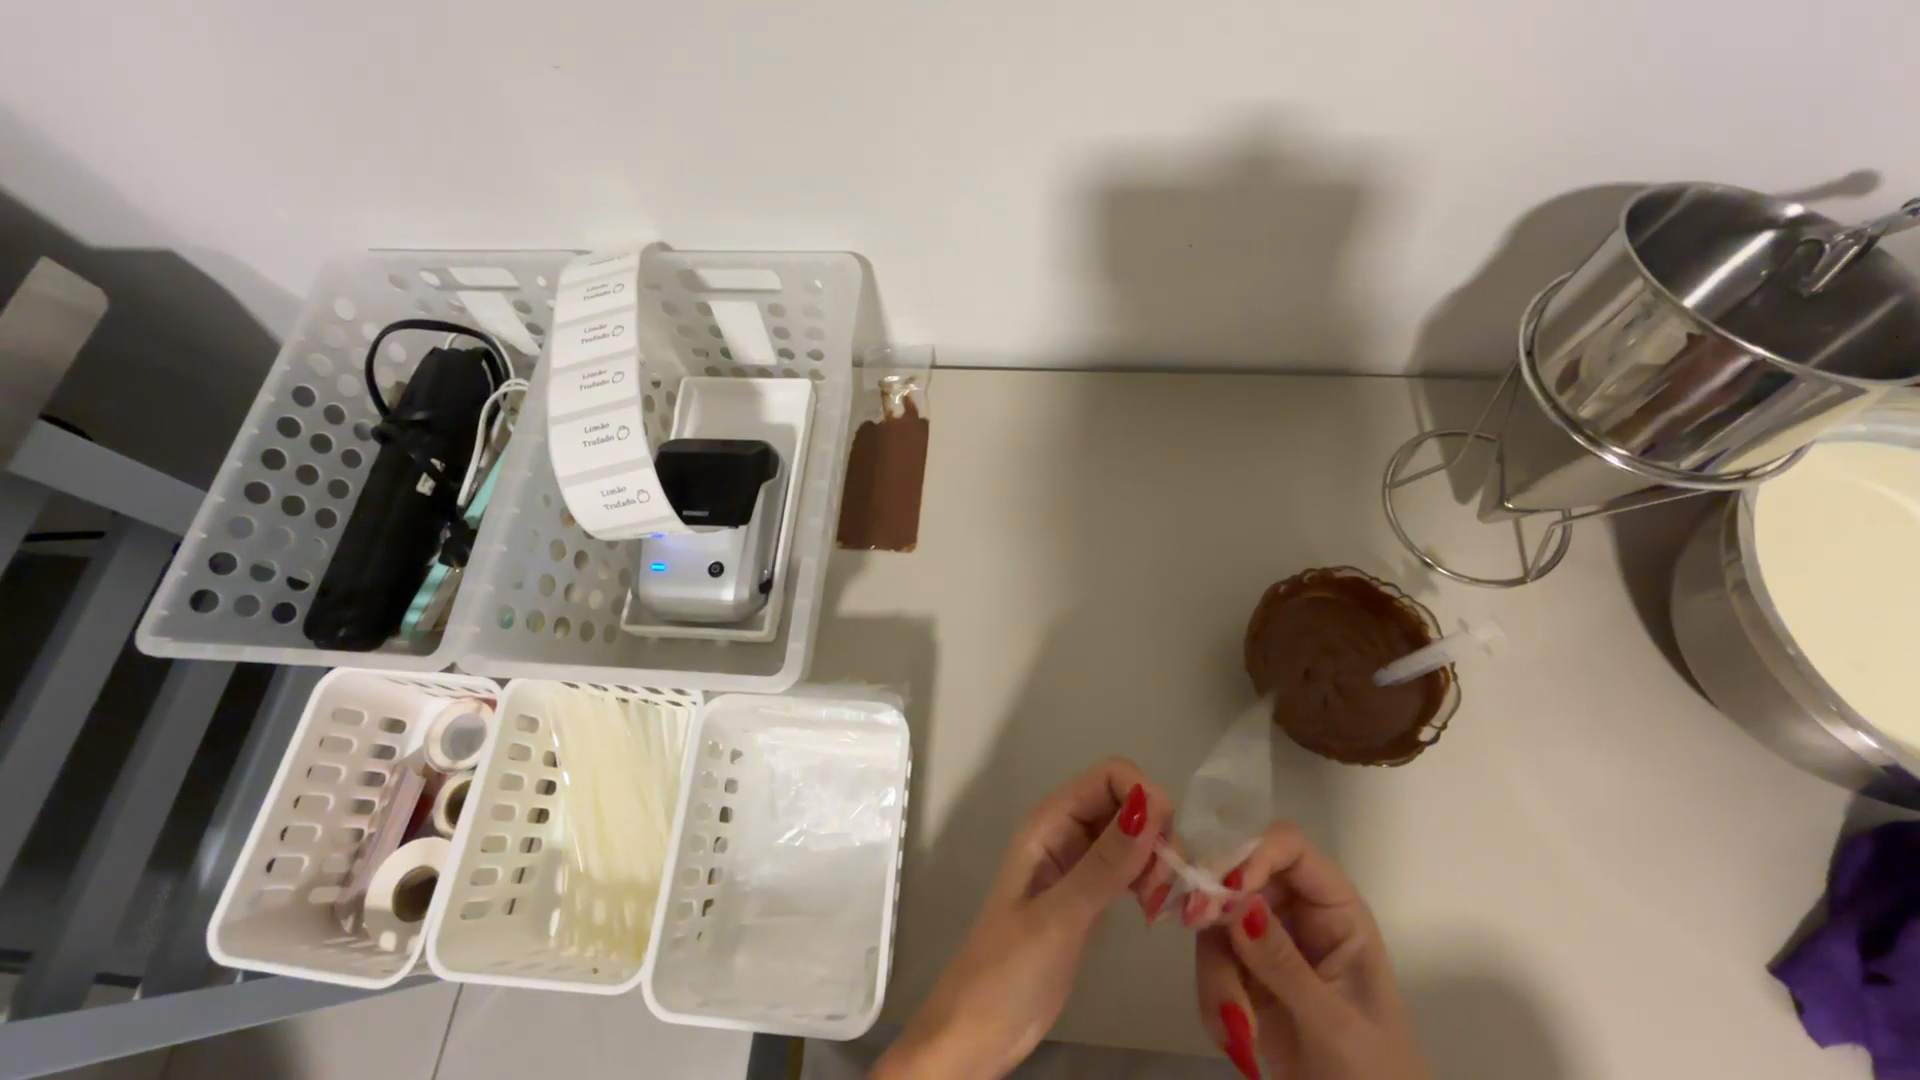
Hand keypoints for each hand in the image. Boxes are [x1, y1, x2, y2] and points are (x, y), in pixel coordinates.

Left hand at [873, 758, 1175, 1079]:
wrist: (978, 1030)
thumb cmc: (1006, 972)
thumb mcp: (1058, 918)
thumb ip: (1104, 865)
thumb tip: (1151, 806)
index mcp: (1048, 823)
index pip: (1111, 775)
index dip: (1145, 797)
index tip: (1164, 849)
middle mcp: (1065, 833)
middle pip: (1130, 802)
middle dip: (1158, 835)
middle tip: (1164, 891)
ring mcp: (1078, 865)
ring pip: (1135, 836)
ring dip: (1159, 862)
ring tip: (1160, 908)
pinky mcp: (1090, 895)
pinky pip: (1131, 868)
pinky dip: (1151, 881)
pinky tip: (1155, 912)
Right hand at [1193, 823, 1430, 1079]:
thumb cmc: (1374, 1073)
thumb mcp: (1334, 1021)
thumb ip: (1283, 963)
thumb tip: (1237, 904)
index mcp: (1336, 909)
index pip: (1290, 849)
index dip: (1255, 854)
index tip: (1228, 889)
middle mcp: (1297, 913)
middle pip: (1238, 881)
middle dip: (1219, 919)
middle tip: (1206, 948)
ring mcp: (1266, 943)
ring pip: (1215, 925)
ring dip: (1216, 976)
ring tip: (1236, 1031)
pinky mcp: (1243, 973)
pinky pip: (1210, 964)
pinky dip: (1213, 1000)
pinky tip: (1235, 1038)